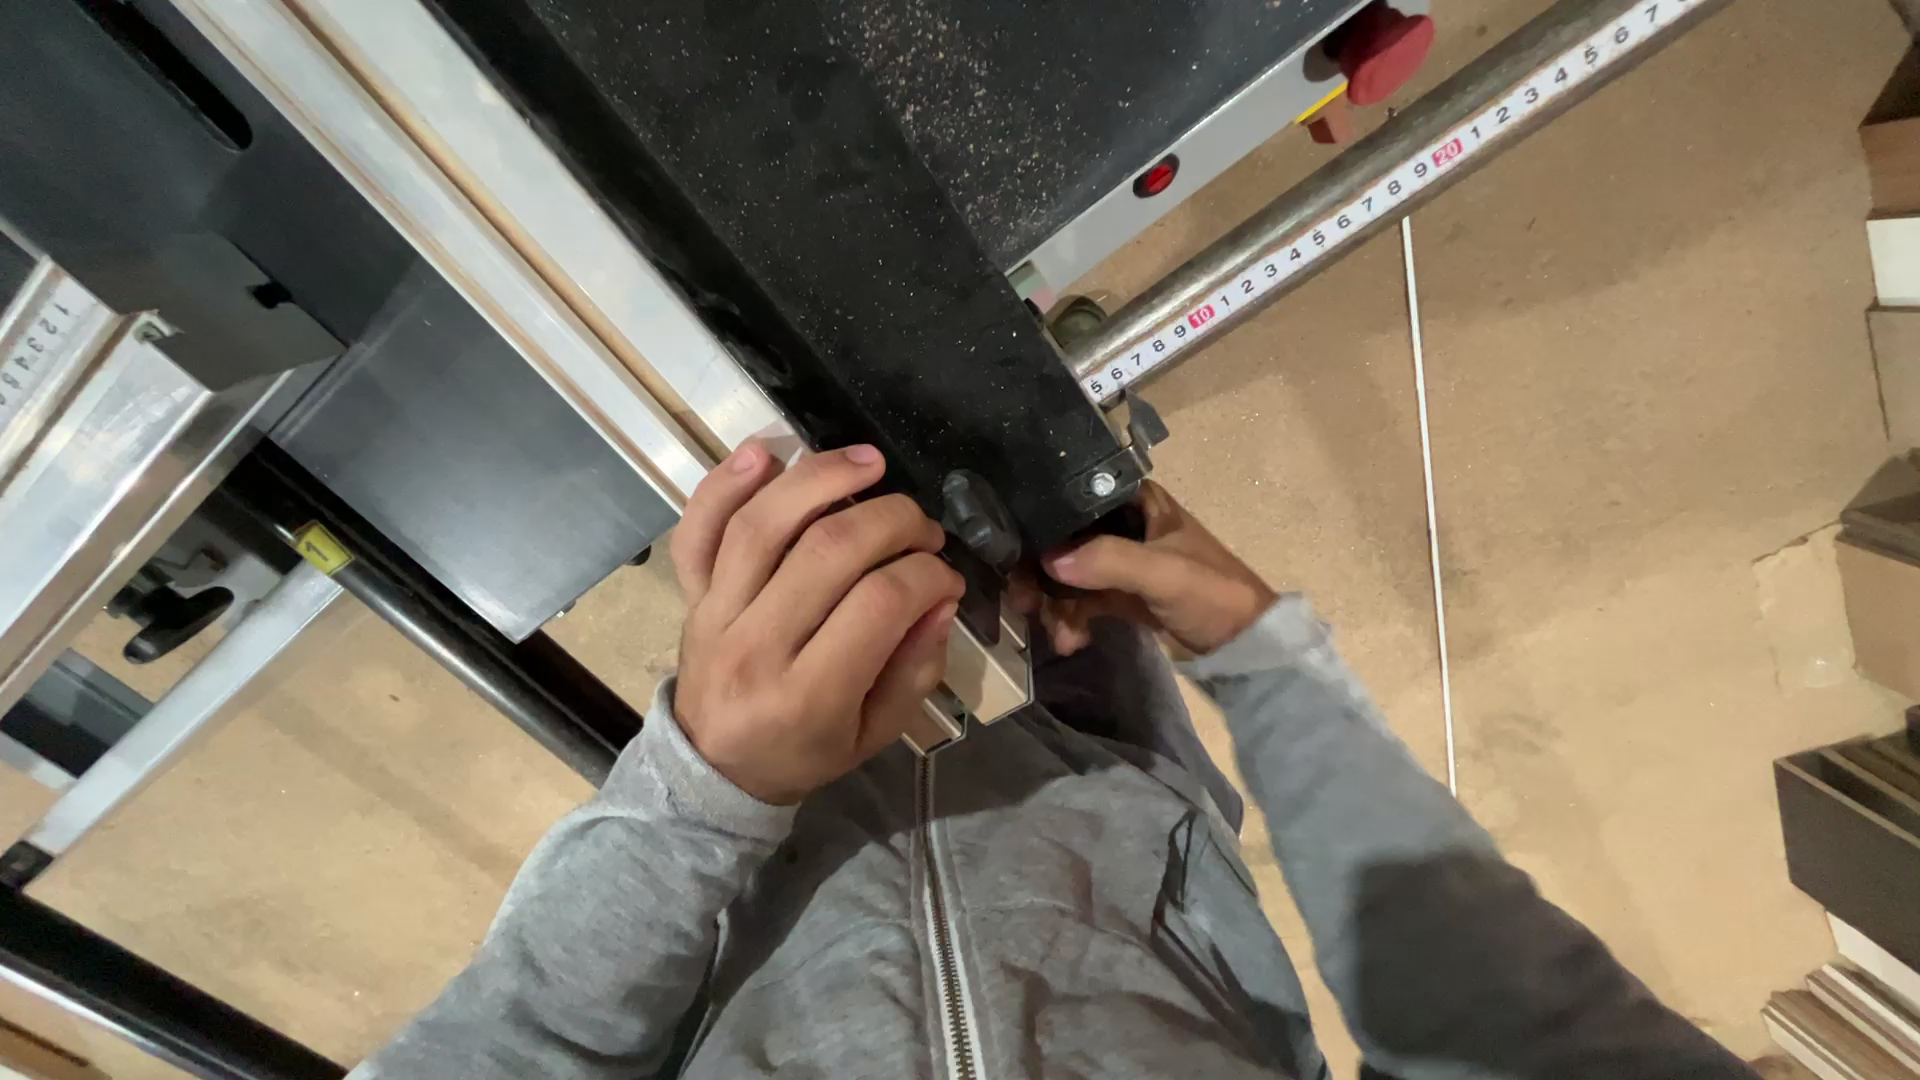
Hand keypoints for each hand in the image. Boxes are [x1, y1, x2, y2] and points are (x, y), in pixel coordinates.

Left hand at [669, 442, 964, 803]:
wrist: (714, 768)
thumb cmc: (804, 752)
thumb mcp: (876, 733)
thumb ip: (915, 670)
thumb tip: (941, 599)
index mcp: (808, 696)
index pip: (879, 604)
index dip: (928, 574)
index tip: (947, 576)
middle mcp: (755, 648)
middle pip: (829, 551)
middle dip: (894, 521)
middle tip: (924, 528)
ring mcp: (714, 614)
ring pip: (763, 524)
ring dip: (822, 478)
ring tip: (872, 463)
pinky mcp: (690, 593)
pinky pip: (698, 528)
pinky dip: (726, 482)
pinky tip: (768, 452)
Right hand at [1038, 480, 1275, 657]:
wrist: (1245, 647)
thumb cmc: (1212, 594)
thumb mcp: (1164, 573)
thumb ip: (1109, 561)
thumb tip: (1047, 561)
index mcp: (1135, 501)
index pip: (1074, 497)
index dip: (1042, 520)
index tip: (1016, 550)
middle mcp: (1122, 524)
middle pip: (1063, 539)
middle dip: (1040, 574)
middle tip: (1023, 602)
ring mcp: (1119, 561)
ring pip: (1067, 574)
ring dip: (1054, 605)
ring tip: (1057, 635)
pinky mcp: (1118, 593)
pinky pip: (1080, 601)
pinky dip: (1070, 620)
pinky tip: (1070, 641)